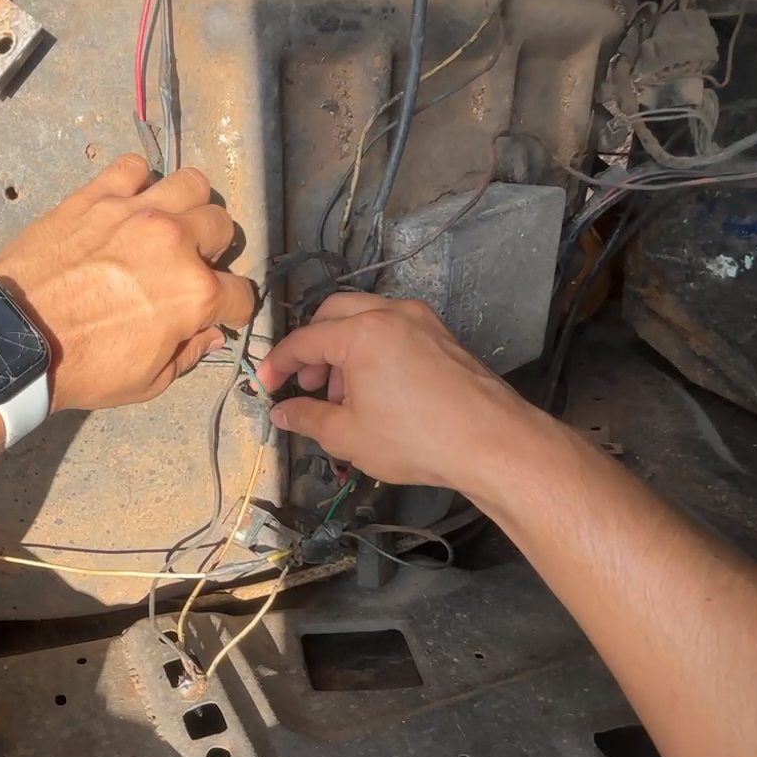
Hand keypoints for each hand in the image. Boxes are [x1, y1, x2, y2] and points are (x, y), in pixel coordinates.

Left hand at [0, 155, 256, 411]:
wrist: (18, 340)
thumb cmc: (84, 369)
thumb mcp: (148, 382)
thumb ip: (188, 355)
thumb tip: (210, 334)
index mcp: (194, 294)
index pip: (241, 293)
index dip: (235, 309)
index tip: (224, 313)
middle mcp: (174, 243)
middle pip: (221, 227)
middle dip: (214, 251)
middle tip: (190, 267)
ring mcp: (135, 212)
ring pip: (190, 183)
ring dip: (188, 206)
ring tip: (168, 228)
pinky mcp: (96, 195)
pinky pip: (134, 167)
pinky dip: (138, 183)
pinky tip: (128, 206)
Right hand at [256, 293, 561, 494]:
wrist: (490, 442)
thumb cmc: (413, 439)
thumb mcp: (345, 435)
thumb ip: (305, 417)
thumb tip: (280, 412)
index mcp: (361, 333)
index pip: (304, 340)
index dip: (278, 364)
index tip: (265, 385)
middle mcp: (391, 314)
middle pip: (333, 313)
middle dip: (311, 346)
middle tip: (305, 383)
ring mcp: (422, 321)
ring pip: (365, 318)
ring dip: (341, 348)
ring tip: (340, 394)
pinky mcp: (442, 336)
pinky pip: (393, 329)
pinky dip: (371, 349)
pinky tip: (373, 389)